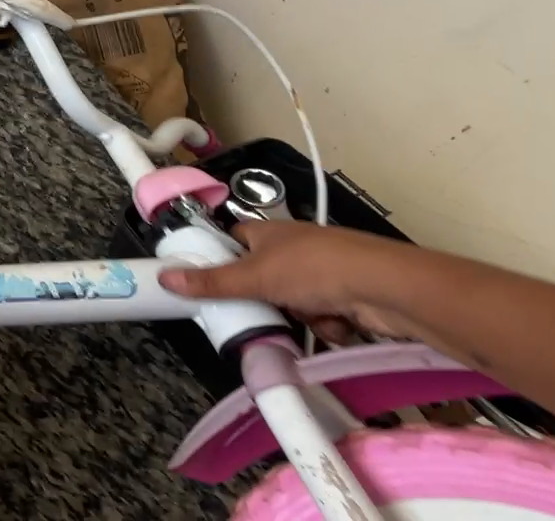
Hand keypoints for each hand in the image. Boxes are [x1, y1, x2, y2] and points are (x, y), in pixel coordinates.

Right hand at [158, 220, 426, 344]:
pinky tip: (339, 322)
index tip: (217, 280)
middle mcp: (295, 246)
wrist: (390, 288)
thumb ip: (211, 282)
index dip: (224, 259)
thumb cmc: (314, 269)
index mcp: (267, 232)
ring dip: (300, 314)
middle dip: (268, 298)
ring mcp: (326, 269)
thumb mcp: (254, 278)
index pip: (234, 241)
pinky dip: (329, 323)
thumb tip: (165, 278)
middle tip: (265, 307)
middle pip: (264, 277)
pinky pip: (325, 313)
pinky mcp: (352, 293)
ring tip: (312, 316)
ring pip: (295, 300)